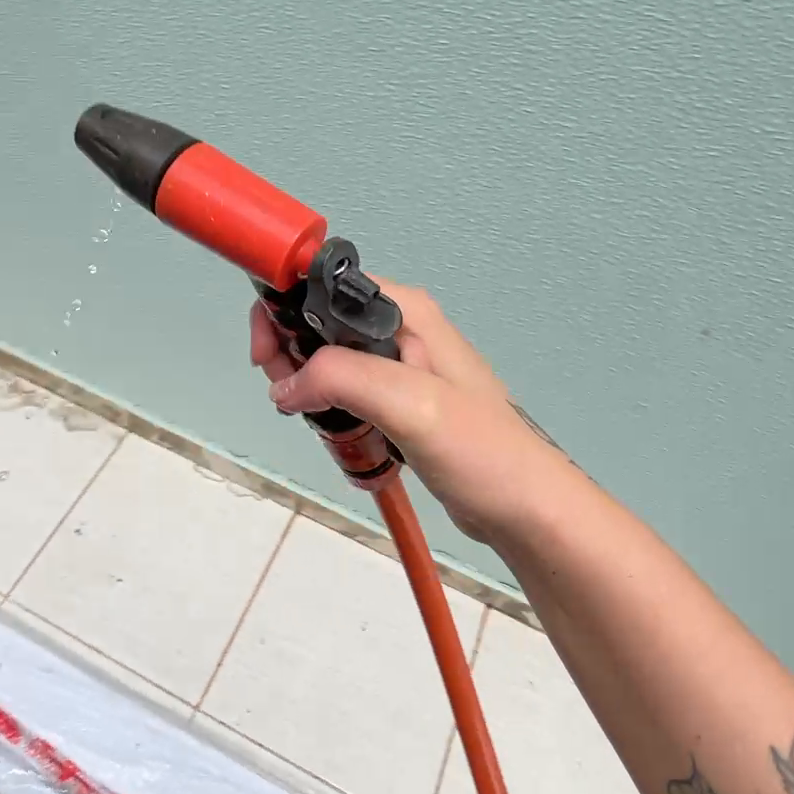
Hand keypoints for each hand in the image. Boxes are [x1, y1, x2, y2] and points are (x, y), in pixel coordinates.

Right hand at [249, 280, 582, 543]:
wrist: (525, 508)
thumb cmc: (481, 452)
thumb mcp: (410, 403)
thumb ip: (342, 378)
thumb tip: (284, 387)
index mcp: (403, 310)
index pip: (323, 285)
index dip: (284, 310)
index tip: (268, 356)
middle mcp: (398, 328)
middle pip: (317, 319)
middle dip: (289, 352)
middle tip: (286, 395)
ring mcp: (398, 365)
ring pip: (326, 357)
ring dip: (304, 384)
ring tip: (309, 418)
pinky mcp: (397, 400)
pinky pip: (343, 390)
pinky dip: (325, 406)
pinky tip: (331, 430)